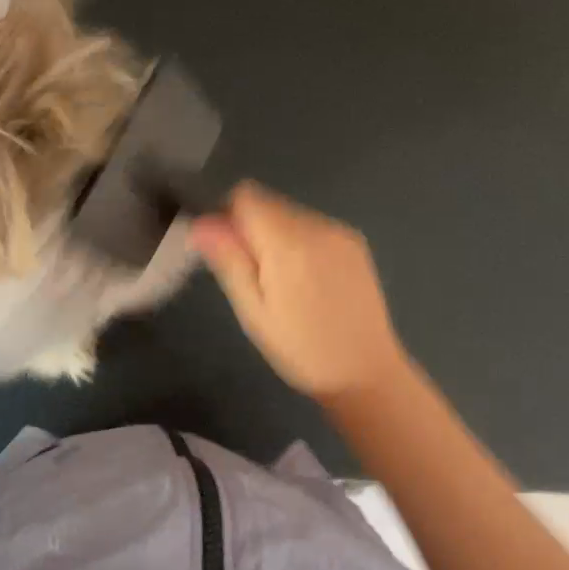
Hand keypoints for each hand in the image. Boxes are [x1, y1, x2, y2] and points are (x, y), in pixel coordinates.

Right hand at [189, 182, 405, 400]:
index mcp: (288, 243)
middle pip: (267, 203)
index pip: (245, 196)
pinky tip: (307, 281)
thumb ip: (228, 259)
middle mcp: (316, 226)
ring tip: (284, 283)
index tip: (229, 252)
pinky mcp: (355, 242)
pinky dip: (299, 242)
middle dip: (252, 229)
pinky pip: (312, 226)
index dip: (228, 217)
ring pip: (289, 213)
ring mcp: (340, 232)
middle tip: (256, 277)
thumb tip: (200, 223)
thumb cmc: (301, 349)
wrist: (367, 373)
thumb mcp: (253, 310)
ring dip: (275, 236)